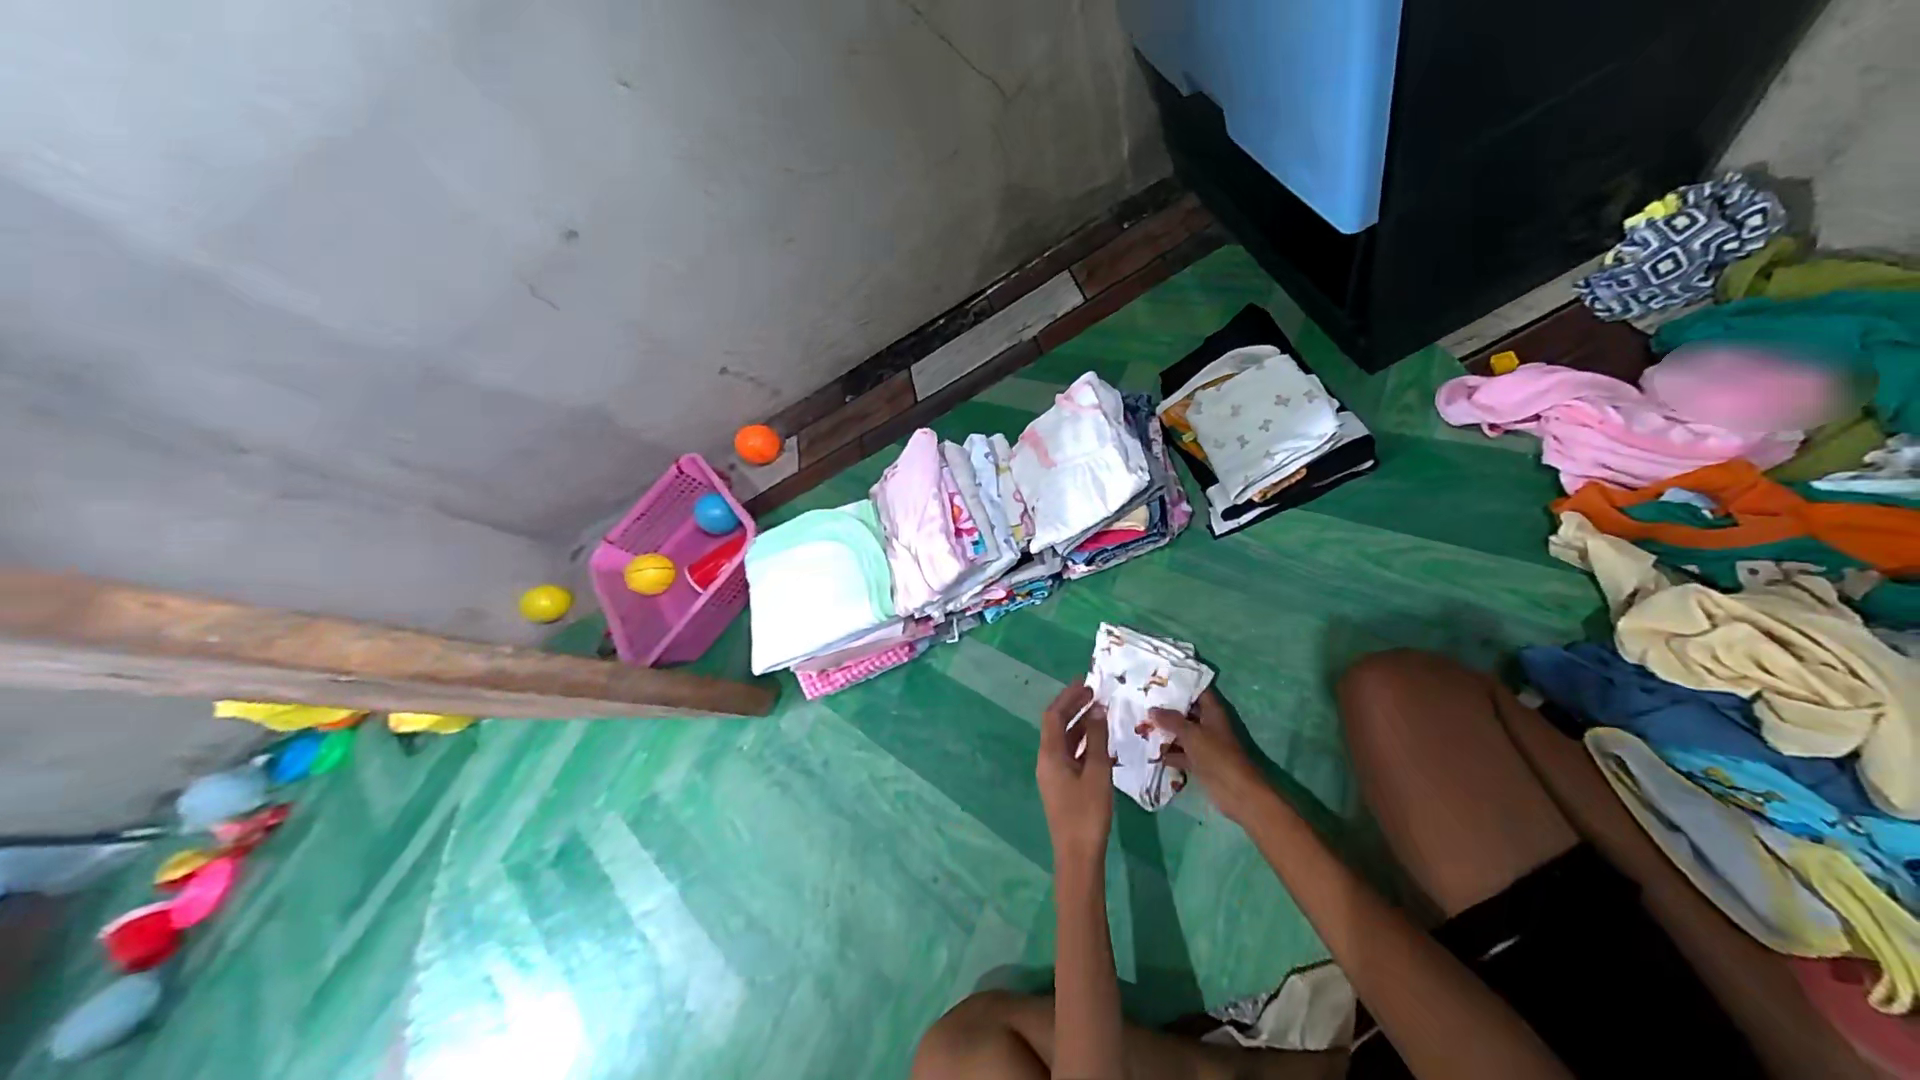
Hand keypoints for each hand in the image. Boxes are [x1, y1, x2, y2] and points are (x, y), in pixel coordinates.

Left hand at [1037, 683, 1112, 867]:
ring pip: (1064, 740)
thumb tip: (1098, 710)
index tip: (1085, 683)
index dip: (1068, 697)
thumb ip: (1097, 740)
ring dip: (1080, 724)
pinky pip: (1070, 754)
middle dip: (1073, 707)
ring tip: (1101, 712)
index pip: (1053, 715)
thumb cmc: (1087, 812)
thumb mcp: (1097, 772)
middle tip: (1095, 693)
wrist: (1077, 854)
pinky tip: (1100, 741)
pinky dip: (1082, 742)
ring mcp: (1053, 774)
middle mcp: (1046, 760)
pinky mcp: (1061, 785)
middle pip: (1056, 725)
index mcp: (1049, 754)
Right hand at [1150, 689, 1269, 820]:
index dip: (1180, 684)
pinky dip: (1168, 753)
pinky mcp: (1199, 762)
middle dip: (1166, 708)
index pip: (1197, 690)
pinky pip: (1180, 753)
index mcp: (1212, 712)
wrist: (1237, 792)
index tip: (1158, 679)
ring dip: (1164, 731)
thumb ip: (1171, 720)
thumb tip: (1152, 709)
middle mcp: (1208, 725)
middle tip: (1142, 701)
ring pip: (1181, 733)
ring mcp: (1204, 744)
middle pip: (1186, 712)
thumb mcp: (1192, 734)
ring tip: (1139, 724)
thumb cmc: (1217, 756)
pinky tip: (1148, 750)